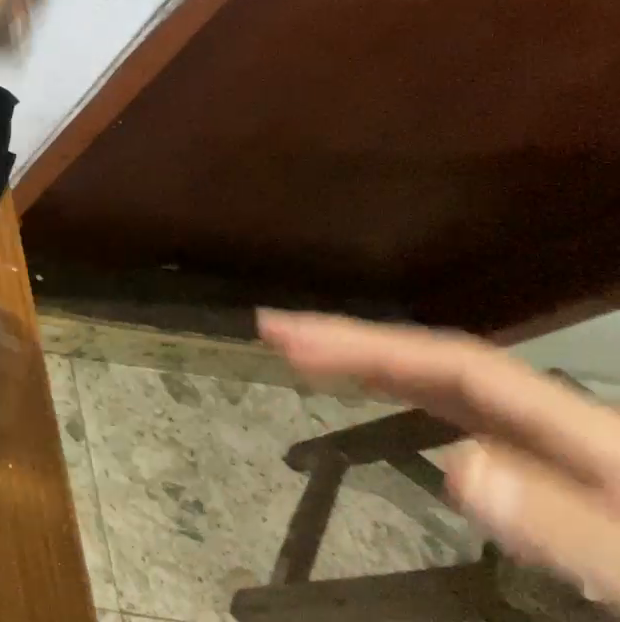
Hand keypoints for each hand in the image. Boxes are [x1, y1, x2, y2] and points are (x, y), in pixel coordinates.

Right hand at [258, 310, 619, 602]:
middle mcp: (580, 436)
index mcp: (596, 442)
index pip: (460, 369)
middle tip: (276, 335)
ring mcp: (583, 461)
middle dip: (360, 345)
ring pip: (467, 396)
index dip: (366, 342)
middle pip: (455, 370)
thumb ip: (578, 528)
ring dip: (383, 369)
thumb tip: (460, 466)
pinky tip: (401, 410)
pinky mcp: (584, 489)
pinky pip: (487, 429)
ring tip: (313, 360)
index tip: (284, 335)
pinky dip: (425, 405)